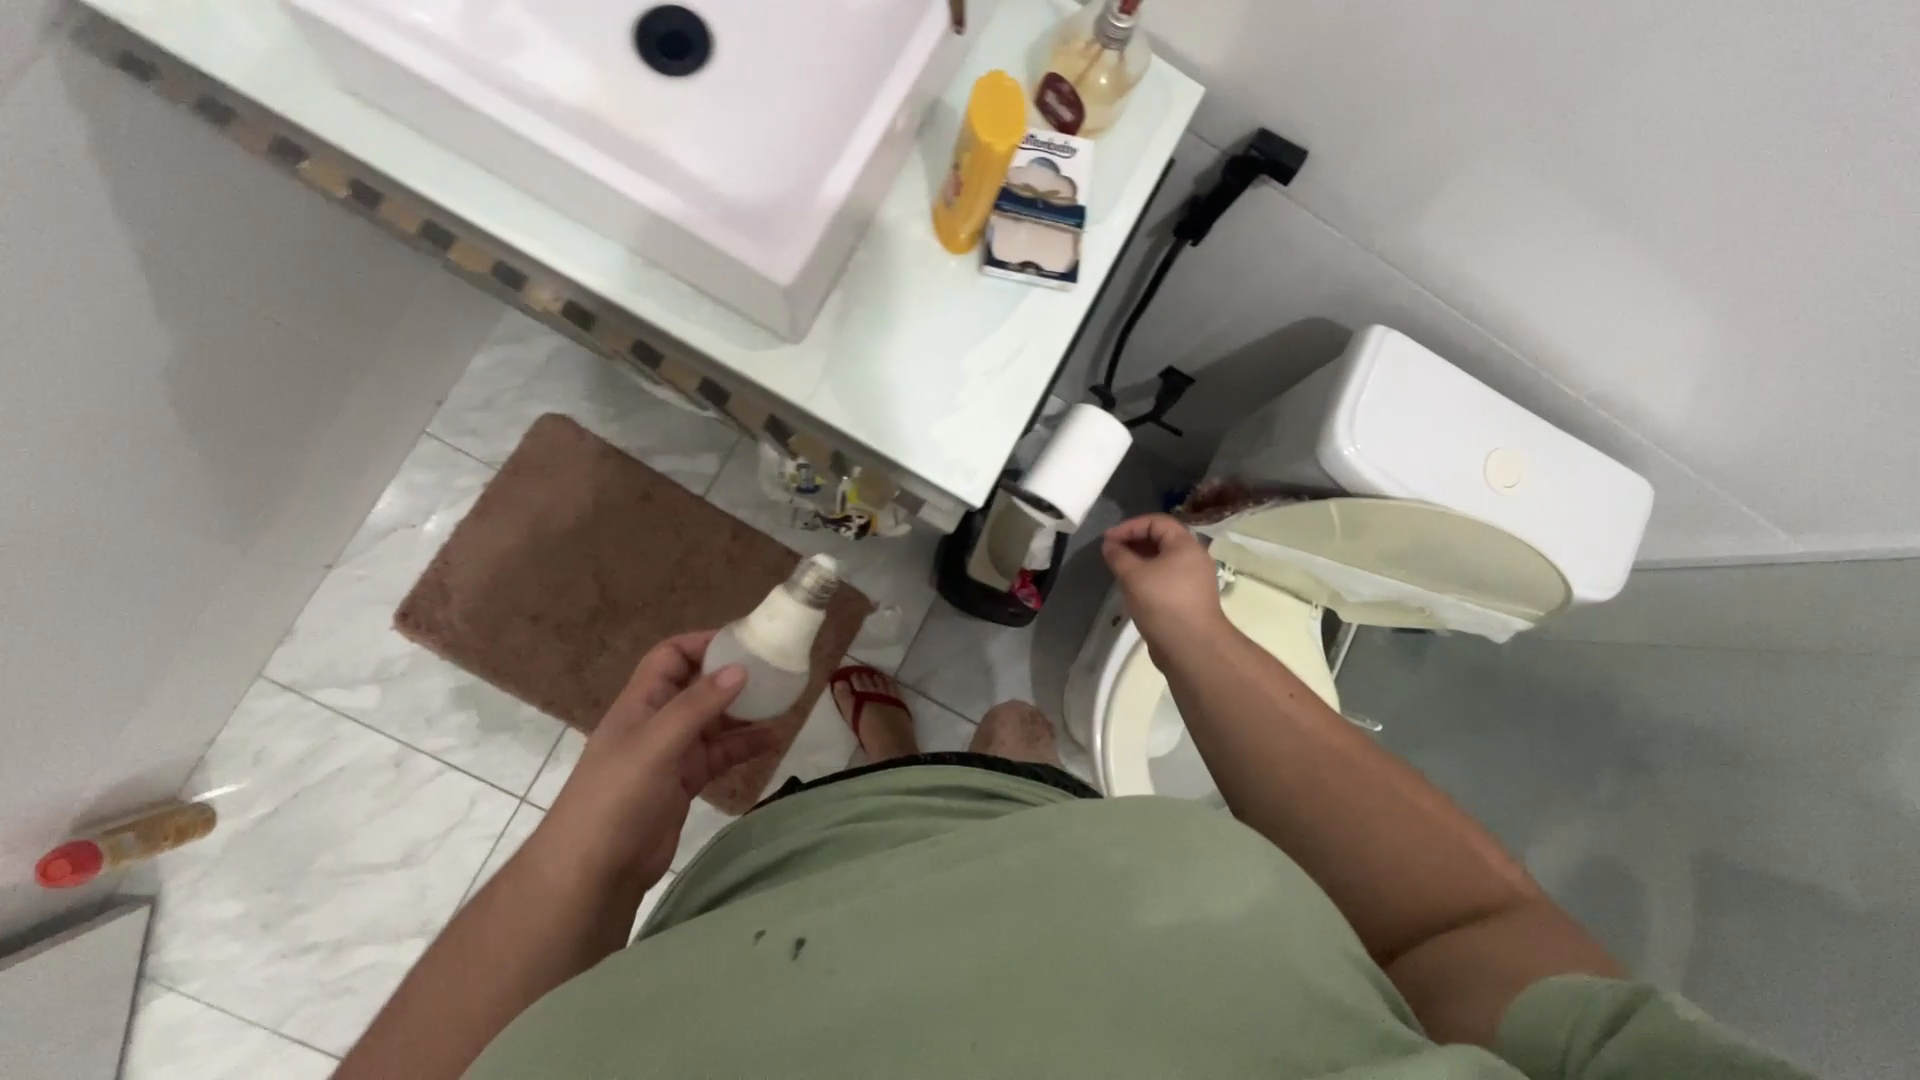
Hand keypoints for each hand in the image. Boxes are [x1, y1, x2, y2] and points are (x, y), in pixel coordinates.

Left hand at [534, 632, 781, 889]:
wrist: (594, 870)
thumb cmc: (616, 797)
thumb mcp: (656, 744)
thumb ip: (697, 706)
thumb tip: (740, 668)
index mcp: (641, 702)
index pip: (671, 656)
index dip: (703, 643)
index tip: (745, 641)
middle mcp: (657, 722)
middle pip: (697, 686)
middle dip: (731, 676)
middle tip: (774, 670)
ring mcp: (671, 754)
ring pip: (713, 721)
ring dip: (744, 711)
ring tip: (781, 702)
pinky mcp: (684, 783)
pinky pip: (719, 755)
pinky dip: (744, 746)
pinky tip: (773, 740)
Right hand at [1102, 514, 1226, 645]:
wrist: (1191, 646)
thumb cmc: (1162, 603)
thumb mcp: (1134, 575)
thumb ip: (1118, 556)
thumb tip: (1109, 545)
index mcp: (1185, 545)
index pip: (1157, 522)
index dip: (1130, 526)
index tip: (1107, 539)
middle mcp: (1193, 558)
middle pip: (1162, 539)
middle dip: (1134, 542)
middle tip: (1111, 552)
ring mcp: (1193, 580)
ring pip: (1163, 561)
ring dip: (1139, 561)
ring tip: (1118, 569)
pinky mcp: (1189, 599)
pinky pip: (1166, 579)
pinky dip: (1148, 577)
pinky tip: (1132, 588)